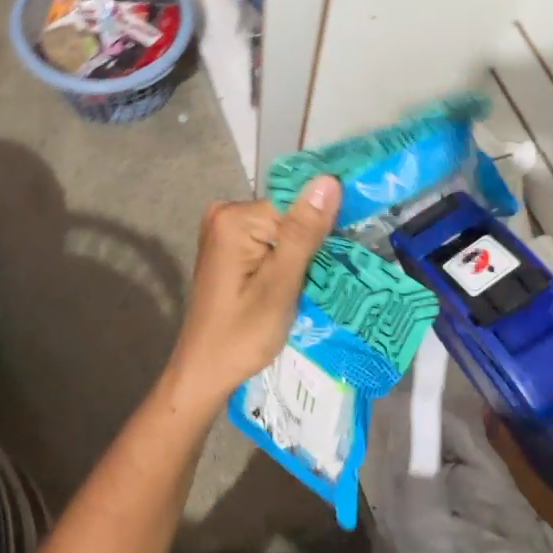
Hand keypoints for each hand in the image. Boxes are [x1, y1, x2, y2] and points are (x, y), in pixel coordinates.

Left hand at [162, 177, 339, 410]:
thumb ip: (304, 232)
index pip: (296, 203)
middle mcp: (225, 214)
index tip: (347, 253)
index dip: (324, 226)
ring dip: (305, 252)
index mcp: (234, 218)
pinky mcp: (231, 249)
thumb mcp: (279, 286)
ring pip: (284, 229)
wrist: (206, 372)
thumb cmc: (241, 336)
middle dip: (314, 241)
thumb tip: (329, 181)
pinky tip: (303, 281)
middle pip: (289, 214)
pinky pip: (272, 242)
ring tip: (322, 280)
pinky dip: (289, 260)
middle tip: (332, 274)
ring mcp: (225, 231)